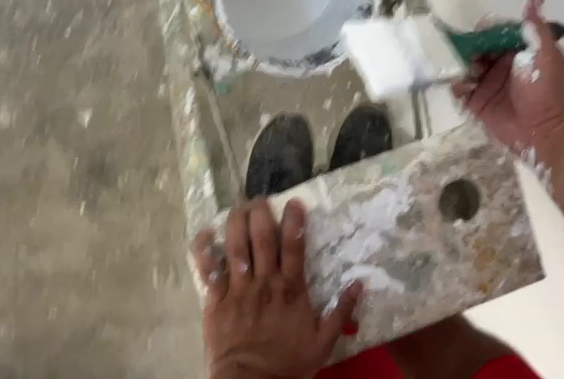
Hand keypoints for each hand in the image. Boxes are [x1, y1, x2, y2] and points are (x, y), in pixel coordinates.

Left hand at [192, 198, 363, 378]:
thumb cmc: (288, 365)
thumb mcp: (323, 343)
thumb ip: (341, 312)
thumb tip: (360, 283)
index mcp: (290, 290)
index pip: (293, 247)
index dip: (294, 221)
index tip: (294, 202)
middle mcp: (263, 283)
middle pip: (261, 238)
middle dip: (260, 213)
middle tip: (260, 200)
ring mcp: (237, 289)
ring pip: (235, 246)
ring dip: (236, 222)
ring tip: (238, 207)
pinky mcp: (215, 300)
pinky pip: (208, 269)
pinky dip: (204, 250)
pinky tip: (205, 232)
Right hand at [453, 0, 563, 157]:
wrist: (547, 134)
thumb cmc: (548, 91)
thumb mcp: (546, 55)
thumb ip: (536, 27)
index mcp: (517, 51)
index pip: (494, 33)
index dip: (484, 31)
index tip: (477, 34)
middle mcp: (501, 65)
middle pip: (475, 48)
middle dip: (467, 48)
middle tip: (464, 54)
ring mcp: (488, 84)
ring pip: (465, 66)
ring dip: (458, 65)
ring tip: (460, 70)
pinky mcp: (478, 104)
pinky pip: (459, 89)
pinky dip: (454, 84)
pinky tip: (457, 83)